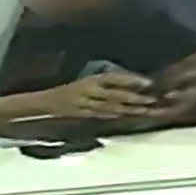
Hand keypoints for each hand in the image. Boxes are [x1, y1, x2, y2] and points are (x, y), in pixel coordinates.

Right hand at [42, 72, 159, 119]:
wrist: (44, 102)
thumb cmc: (69, 89)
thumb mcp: (88, 81)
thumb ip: (108, 82)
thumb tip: (136, 84)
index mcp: (90, 80)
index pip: (114, 78)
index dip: (131, 80)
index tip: (149, 83)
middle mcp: (87, 91)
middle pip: (114, 95)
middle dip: (133, 98)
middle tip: (152, 100)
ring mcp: (81, 104)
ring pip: (107, 106)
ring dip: (126, 108)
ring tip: (143, 110)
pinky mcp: (77, 114)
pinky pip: (96, 114)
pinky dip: (109, 115)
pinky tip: (121, 115)